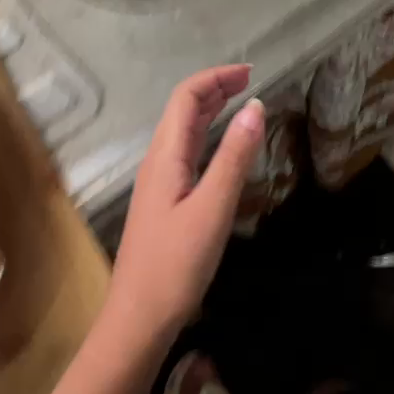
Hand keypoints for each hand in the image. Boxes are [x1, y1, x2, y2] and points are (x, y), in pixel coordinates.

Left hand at [108, 65, 266, 335]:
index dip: (216, 77)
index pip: (186, 97)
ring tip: (241, 101)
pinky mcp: (164, 202)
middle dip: (215, 88)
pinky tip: (222, 148)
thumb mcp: (212, 209)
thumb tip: (256, 107)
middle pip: (183, 109)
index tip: (251, 72)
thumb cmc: (175, 265)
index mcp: (165, 155)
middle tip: (250, 81)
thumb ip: (234, 157)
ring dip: (210, 109)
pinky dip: (208, 135)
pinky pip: (186, 152)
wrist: (138, 320)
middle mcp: (158, 161)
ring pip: (184, 131)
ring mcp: (159, 182)